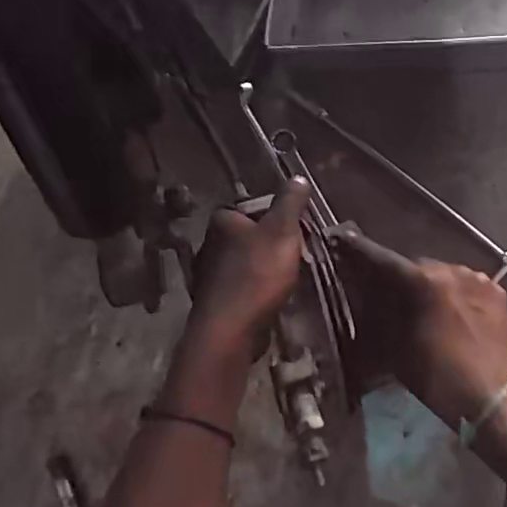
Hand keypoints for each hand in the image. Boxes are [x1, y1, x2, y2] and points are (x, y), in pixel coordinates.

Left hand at [183, 178, 313, 363]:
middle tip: (296, 251)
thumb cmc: (258, 273)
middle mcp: (209, 244)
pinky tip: (272, 297)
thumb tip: (297, 177)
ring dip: (263, 267)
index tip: (293, 226)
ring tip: (288, 275)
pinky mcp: (216, 302)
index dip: (272, 214)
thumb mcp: (282, 231)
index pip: (248, 207)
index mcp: (222, 222)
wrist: (231, 329)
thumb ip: (290, 203)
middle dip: (269, 242)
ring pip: (243, 262)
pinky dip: (256, 289)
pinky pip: (241, 287)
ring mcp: (210, 275)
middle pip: (246, 235)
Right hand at [329, 225, 506, 427]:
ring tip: (430, 311)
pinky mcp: (499, 292)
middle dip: (405, 280)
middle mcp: (453, 269)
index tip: (346, 243)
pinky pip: (469, 286)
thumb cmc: (438, 377)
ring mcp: (479, 279)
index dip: (362, 253)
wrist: (493, 394)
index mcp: (424, 281)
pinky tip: (457, 316)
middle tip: (395, 300)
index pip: (384, 260)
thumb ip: (380, 316)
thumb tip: (368, 297)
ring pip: (446, 275)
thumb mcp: (396, 350)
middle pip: (418, 267)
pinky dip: (459, 296)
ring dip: (435, 287)